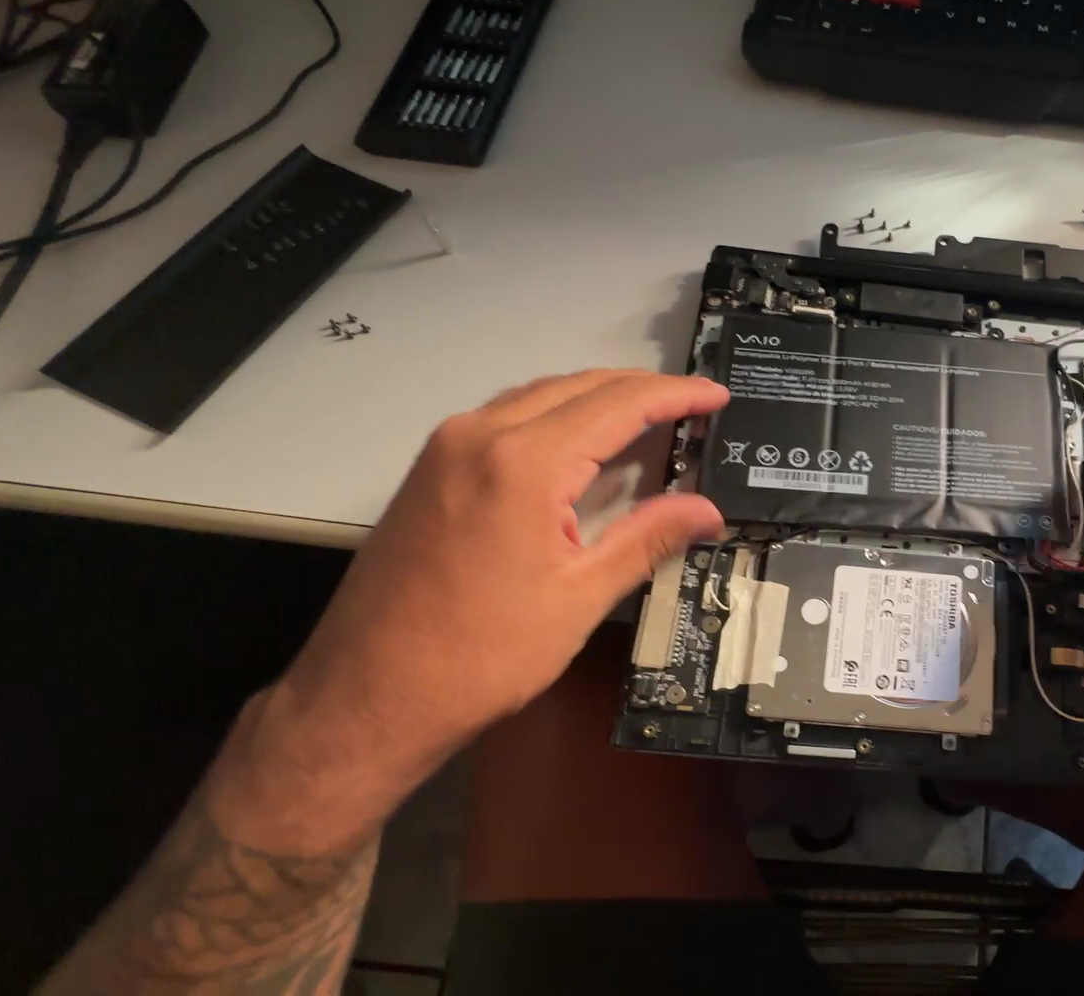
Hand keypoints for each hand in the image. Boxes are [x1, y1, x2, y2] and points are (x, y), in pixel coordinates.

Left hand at [278, 369, 728, 774]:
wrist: (367, 697)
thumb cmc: (483, 655)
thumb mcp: (581, 597)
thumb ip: (649, 538)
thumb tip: (709, 511)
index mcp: (525, 463)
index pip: (618, 405)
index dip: (675, 395)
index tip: (716, 395)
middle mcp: (480, 435)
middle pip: (580, 386)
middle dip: (641, 388)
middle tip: (692, 402)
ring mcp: (447, 447)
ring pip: (541, 394)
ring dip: (599, 396)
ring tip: (649, 414)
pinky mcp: (431, 467)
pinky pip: (508, 415)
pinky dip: (557, 414)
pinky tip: (582, 439)